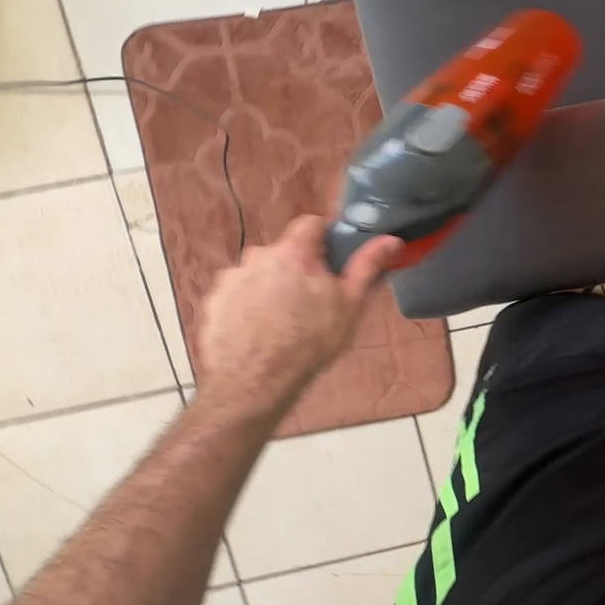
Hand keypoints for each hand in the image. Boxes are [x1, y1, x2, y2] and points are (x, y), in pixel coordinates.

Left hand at [196, 215, 402, 422]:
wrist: (257, 380)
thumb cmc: (311, 339)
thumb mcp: (350, 304)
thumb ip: (368, 266)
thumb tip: (391, 239)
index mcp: (294, 252)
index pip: (311, 224)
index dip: (325, 238)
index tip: (332, 262)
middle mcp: (257, 257)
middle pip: (284, 252)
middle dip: (298, 268)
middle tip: (312, 299)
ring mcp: (231, 279)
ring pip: (260, 274)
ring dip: (272, 286)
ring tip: (283, 321)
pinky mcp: (213, 302)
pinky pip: (238, 295)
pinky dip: (249, 305)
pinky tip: (260, 331)